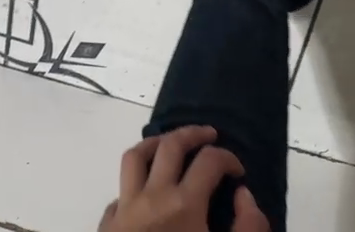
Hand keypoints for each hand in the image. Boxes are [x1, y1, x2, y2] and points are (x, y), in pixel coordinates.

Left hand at [97, 126, 268, 231]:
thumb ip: (247, 229)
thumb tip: (245, 196)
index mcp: (184, 204)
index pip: (210, 161)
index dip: (229, 159)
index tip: (239, 172)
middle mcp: (151, 197)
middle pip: (171, 145)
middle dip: (194, 134)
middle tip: (210, 135)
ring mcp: (125, 209)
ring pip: (135, 156)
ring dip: (156, 144)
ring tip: (171, 145)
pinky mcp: (107, 226)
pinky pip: (120, 192)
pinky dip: (135, 184)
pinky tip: (146, 194)